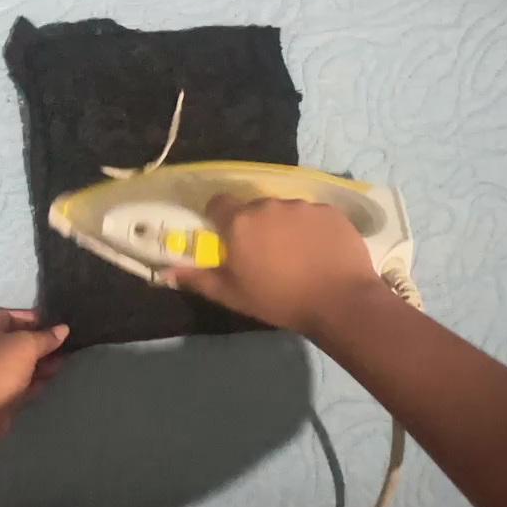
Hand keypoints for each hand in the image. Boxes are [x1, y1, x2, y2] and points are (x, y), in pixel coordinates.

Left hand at [0, 309, 68, 419]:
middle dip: (39, 340)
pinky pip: (20, 380)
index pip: (8, 315)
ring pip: (19, 361)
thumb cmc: (1, 368)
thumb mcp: (27, 346)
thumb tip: (63, 329)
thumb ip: (46, 337)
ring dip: (40, 359)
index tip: (52, 321)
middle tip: (61, 341)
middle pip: (15, 339)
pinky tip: (53, 375)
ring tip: (63, 359)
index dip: (30, 316)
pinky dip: (35, 377)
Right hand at [164, 196, 380, 337]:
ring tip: (297, 255)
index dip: (220, 218)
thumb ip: (198, 278)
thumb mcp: (233, 294)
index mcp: (239, 222)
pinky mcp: (330, 211)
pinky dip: (312, 229)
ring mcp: (301, 206)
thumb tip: (165, 271)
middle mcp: (267, 205)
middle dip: (255, 225)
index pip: (219, 203)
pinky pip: (313, 215)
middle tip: (265, 254)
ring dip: (284, 226)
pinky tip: (320, 252)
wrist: (341, 303)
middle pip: (253, 208)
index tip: (228, 238)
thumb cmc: (279, 300)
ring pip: (284, 210)